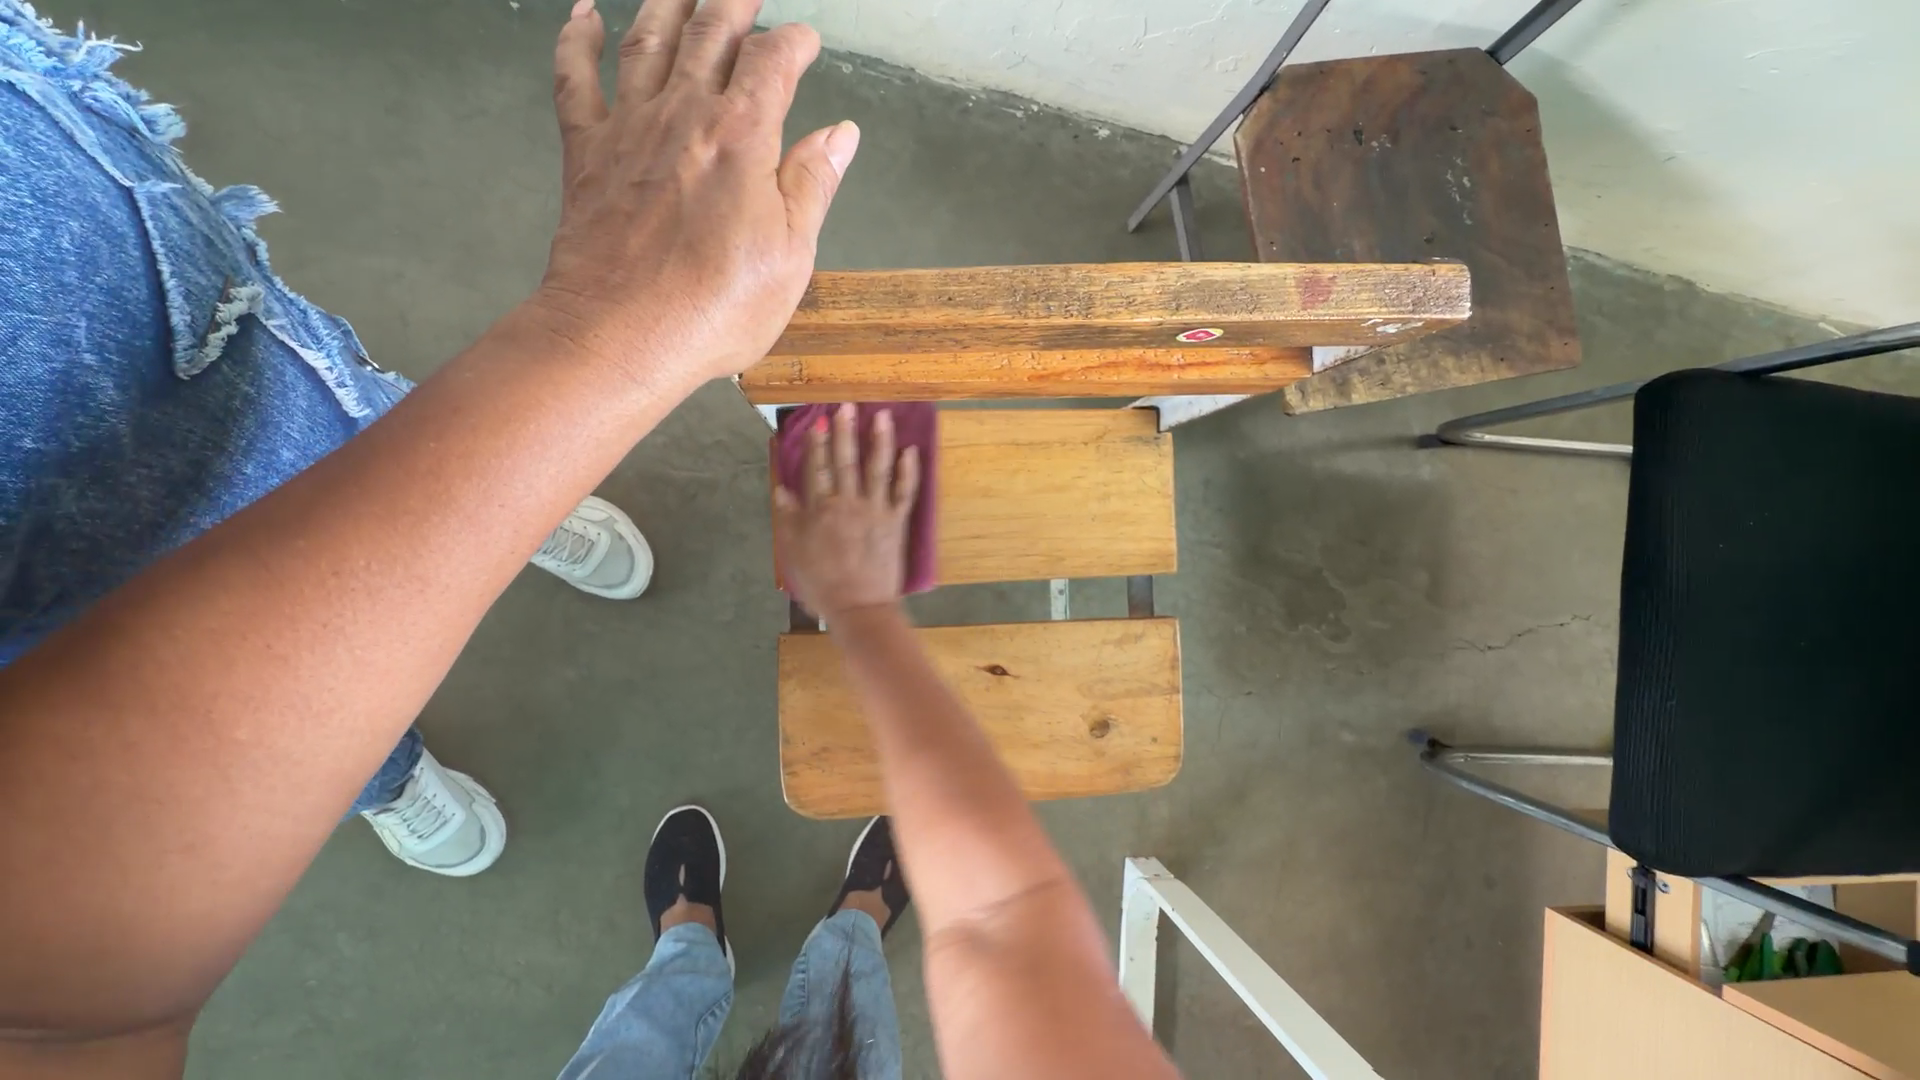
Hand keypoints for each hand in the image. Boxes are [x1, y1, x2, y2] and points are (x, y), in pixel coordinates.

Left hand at [531, 0, 857, 385]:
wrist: (623, 335)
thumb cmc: (718, 306)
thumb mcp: (791, 256)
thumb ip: (812, 185)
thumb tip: (841, 132)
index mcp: (741, 137)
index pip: (772, 63)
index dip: (793, 43)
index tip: (807, 40)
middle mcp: (683, 114)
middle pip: (708, 34)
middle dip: (732, 3)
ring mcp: (628, 128)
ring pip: (647, 40)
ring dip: (668, 4)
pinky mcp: (586, 153)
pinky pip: (575, 78)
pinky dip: (576, 38)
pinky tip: (584, 12)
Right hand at [773, 403, 921, 621]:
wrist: (859, 607)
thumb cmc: (822, 584)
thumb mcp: (794, 552)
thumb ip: (789, 518)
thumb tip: (781, 488)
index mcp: (820, 509)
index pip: (817, 469)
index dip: (817, 443)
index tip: (818, 421)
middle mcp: (847, 503)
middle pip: (845, 460)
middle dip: (845, 431)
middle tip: (847, 406)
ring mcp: (875, 510)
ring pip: (877, 467)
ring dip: (879, 440)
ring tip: (882, 416)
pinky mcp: (897, 521)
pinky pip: (904, 491)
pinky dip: (908, 470)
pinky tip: (910, 450)